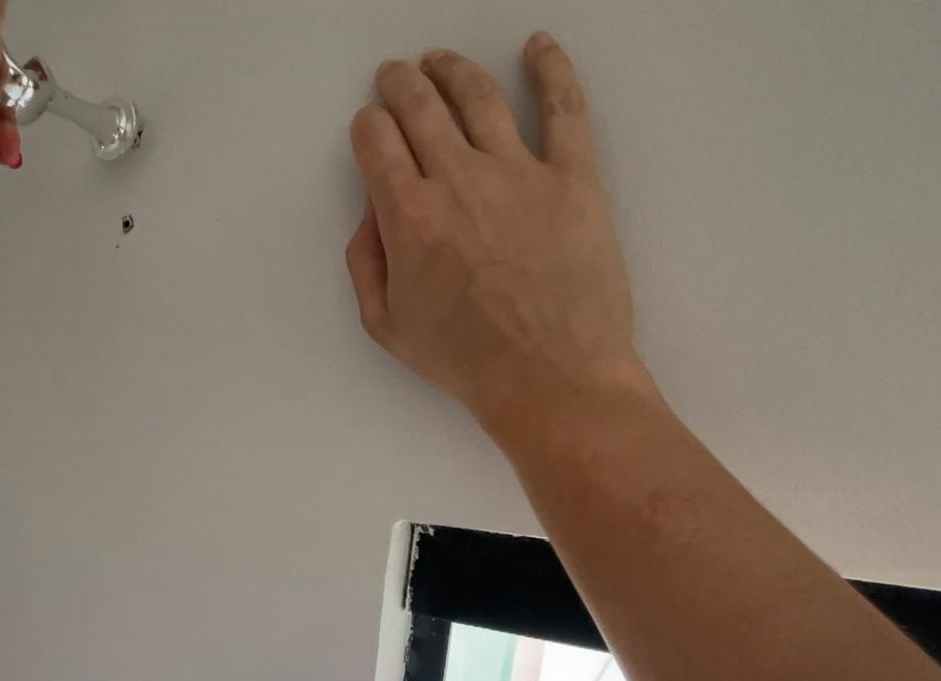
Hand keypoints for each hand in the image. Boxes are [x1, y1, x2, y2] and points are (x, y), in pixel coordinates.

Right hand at [346, 34, 655, 432]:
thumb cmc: (461, 358)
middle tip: (393, 74)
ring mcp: (520, 173)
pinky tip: (538, 46)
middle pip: (421, 109)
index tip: (367, 127)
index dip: (367, 128)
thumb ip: (366, 262)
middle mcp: (459, 182)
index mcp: (409, 219)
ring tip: (439, 60)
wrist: (548, 374)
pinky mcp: (574, 176)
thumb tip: (372, 214)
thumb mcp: (385, 324)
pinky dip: (551, 69)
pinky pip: (564, 107)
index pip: (377, 145)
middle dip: (399, 85)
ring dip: (452, 70)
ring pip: (480, 97)